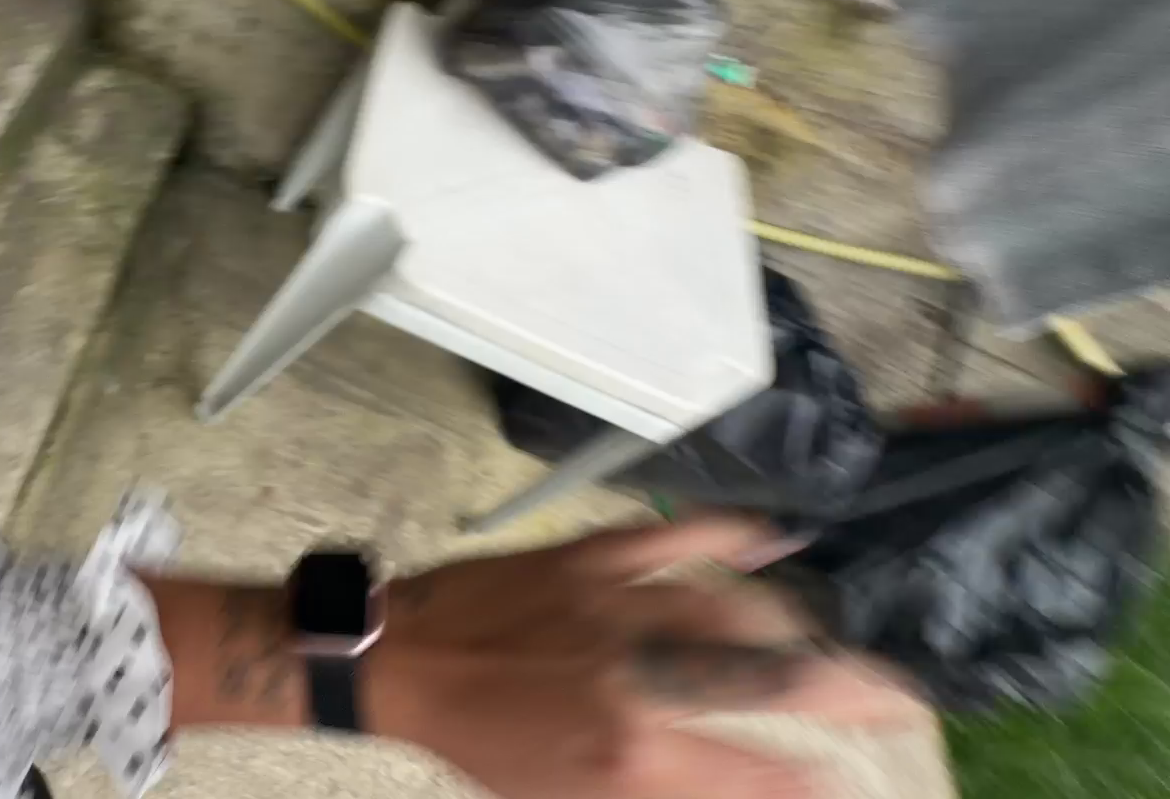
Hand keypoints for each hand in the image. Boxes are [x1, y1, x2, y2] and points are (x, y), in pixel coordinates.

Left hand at [360, 518, 929, 798]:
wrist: (407, 660)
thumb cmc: (481, 742)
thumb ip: (655, 794)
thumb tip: (738, 786)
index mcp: (636, 757)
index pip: (764, 777)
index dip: (816, 784)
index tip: (840, 781)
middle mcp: (638, 679)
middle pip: (768, 680)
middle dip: (848, 688)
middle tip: (899, 690)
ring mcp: (612, 606)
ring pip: (728, 606)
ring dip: (789, 618)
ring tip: (823, 629)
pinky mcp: (582, 558)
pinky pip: (665, 539)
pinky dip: (721, 534)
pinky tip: (765, 535)